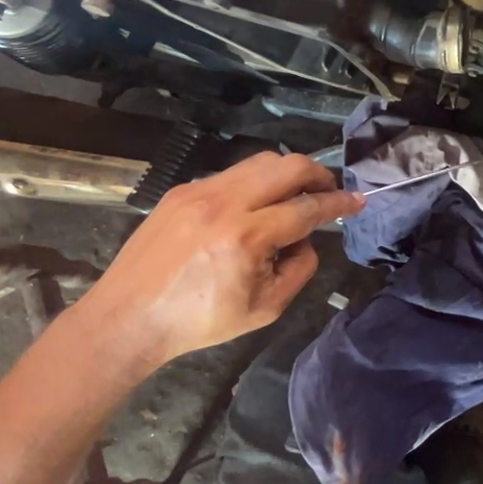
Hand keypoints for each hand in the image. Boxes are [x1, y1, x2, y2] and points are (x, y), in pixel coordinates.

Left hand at [70, 152, 363, 376]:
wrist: (123, 321)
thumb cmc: (198, 321)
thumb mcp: (266, 308)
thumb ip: (301, 267)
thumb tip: (307, 238)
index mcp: (245, 238)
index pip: (308, 208)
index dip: (339, 203)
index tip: (359, 200)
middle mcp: (224, 205)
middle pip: (290, 166)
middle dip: (319, 175)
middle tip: (329, 191)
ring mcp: (199, 192)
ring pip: (262, 161)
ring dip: (289, 173)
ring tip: (295, 193)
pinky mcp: (181, 191)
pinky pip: (233, 174)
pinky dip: (256, 183)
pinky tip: (254, 207)